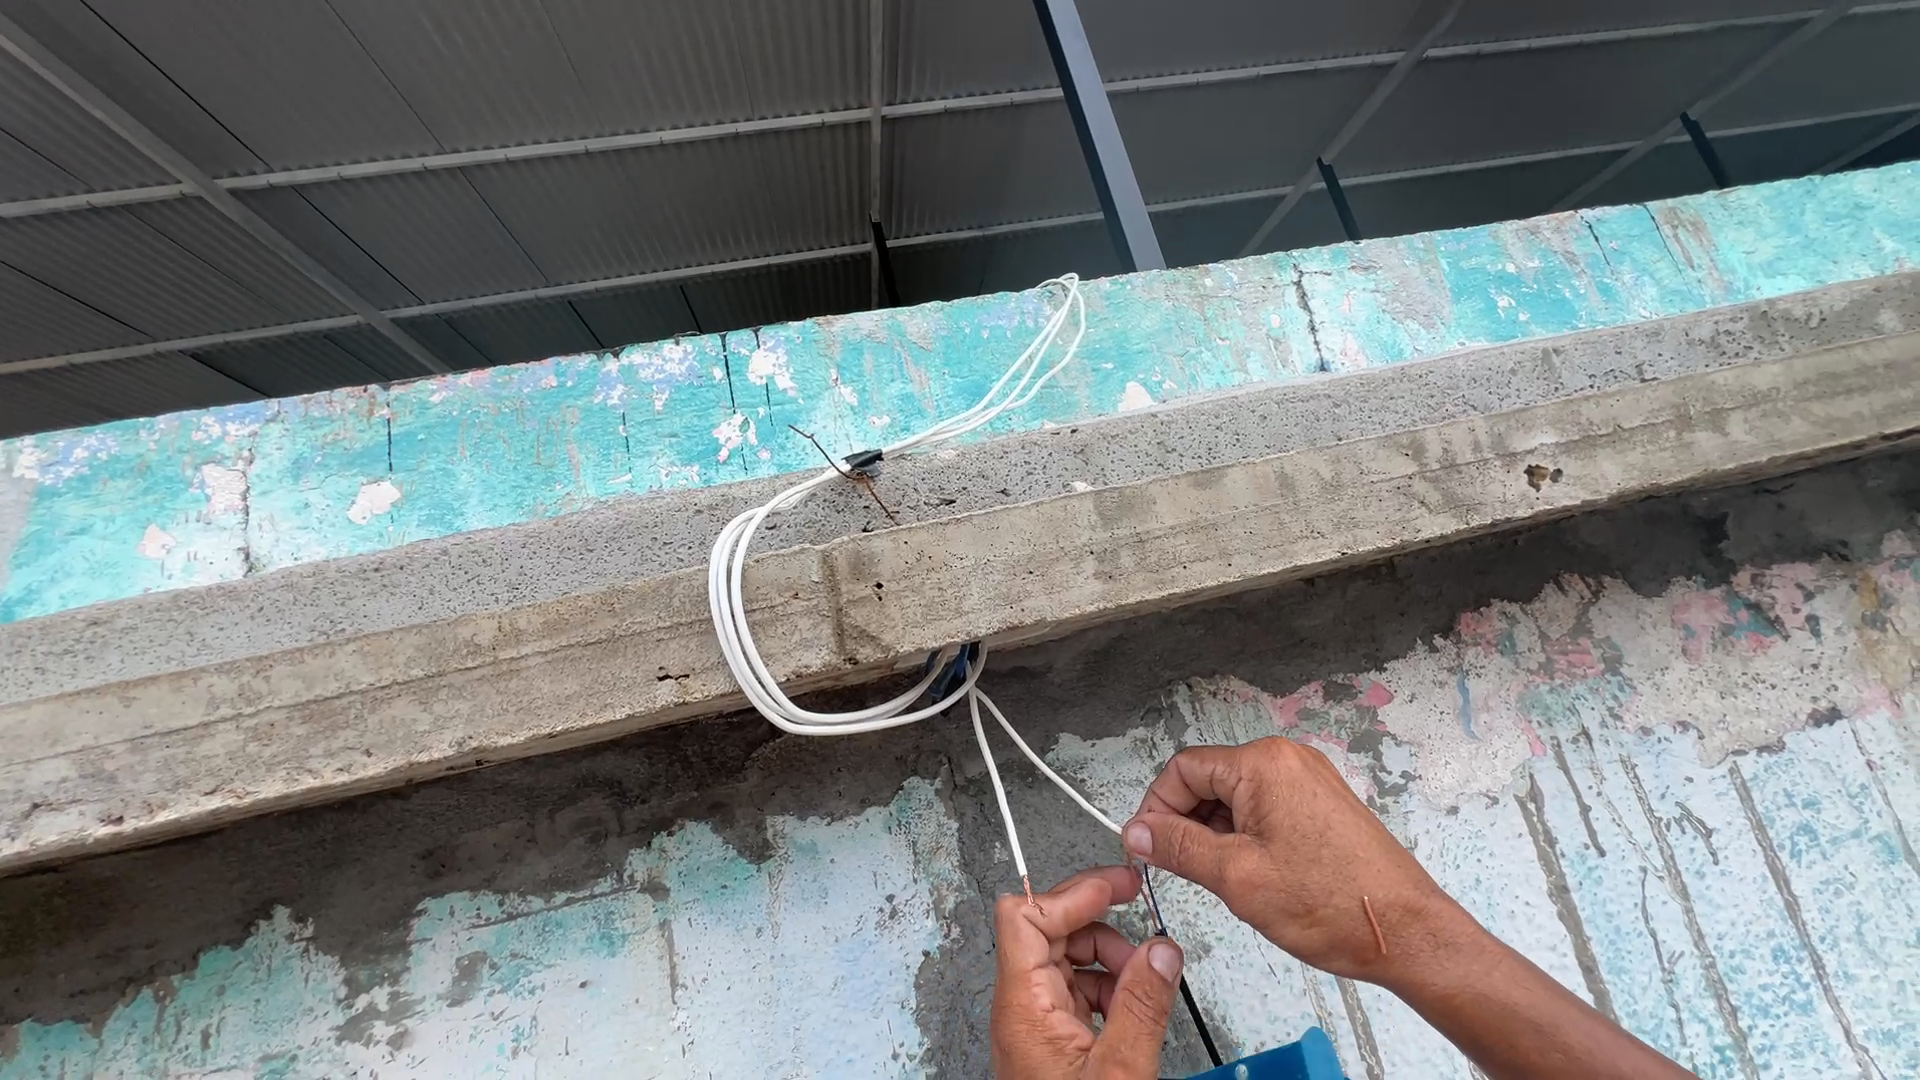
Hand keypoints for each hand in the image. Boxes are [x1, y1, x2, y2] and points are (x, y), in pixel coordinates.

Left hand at [990, 866, 1185, 1079]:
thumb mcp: (1121, 1075)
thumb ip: (1142, 1006)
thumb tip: (1161, 949)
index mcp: (1022, 1006)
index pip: (1022, 917)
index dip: (1068, 893)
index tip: (1114, 886)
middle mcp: (1022, 1006)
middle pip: (1049, 928)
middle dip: (1097, 917)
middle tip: (1138, 905)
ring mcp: (1037, 1021)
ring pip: (1067, 956)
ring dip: (1109, 952)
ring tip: (1144, 974)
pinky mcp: (1054, 1038)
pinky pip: (1079, 988)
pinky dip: (1110, 984)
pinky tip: (1134, 1002)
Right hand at [1123, 737, 1472, 988]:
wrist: (1411, 936)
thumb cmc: (1335, 904)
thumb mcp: (1236, 877)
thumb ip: (1177, 847)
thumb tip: (1138, 831)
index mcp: (1262, 763)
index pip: (1183, 769)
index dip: (1157, 808)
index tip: (1147, 844)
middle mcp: (1285, 759)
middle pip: (1208, 780)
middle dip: (1188, 823)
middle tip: (1183, 867)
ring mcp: (1307, 779)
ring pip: (1234, 796)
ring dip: (1216, 833)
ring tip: (1225, 877)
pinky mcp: (1320, 802)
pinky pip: (1263, 807)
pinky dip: (1245, 835)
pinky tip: (1252, 872)